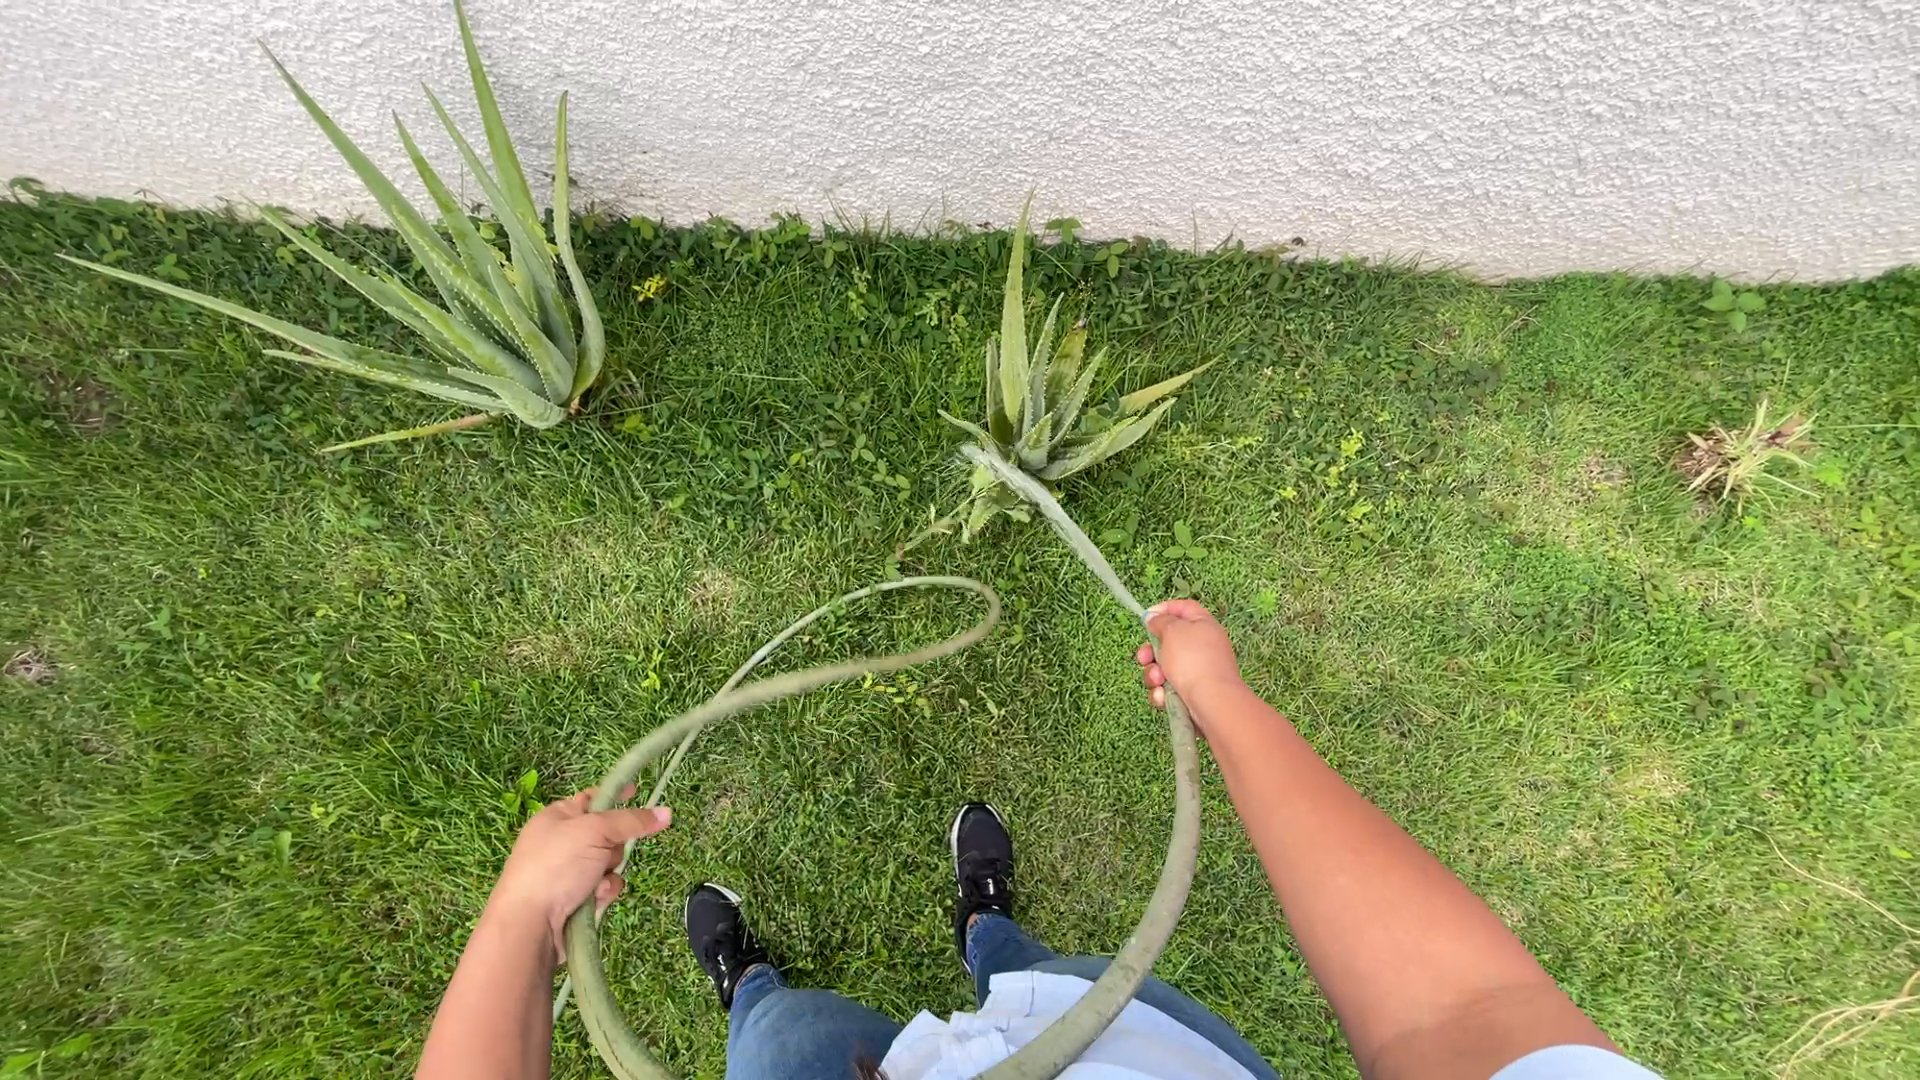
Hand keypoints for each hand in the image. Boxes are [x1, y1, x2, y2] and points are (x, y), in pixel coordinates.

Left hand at [487, 786, 672, 963]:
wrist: (528, 925)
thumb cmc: (556, 866)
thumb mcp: (596, 831)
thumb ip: (632, 821)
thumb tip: (667, 812)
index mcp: (556, 818)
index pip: (591, 798)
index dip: (614, 795)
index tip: (636, 792)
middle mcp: (559, 843)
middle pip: (606, 833)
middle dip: (613, 845)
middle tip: (606, 852)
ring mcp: (565, 872)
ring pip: (609, 862)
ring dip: (610, 871)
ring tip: (596, 882)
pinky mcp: (572, 899)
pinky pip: (603, 886)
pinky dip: (604, 891)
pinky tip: (594, 900)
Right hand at [1135, 599, 1244, 714]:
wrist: (1211, 701)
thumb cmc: (1192, 660)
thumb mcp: (1172, 631)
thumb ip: (1160, 621)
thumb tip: (1154, 618)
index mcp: (1202, 625)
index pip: (1182, 608)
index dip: (1163, 609)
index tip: (1146, 618)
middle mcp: (1201, 646)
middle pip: (1168, 641)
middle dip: (1150, 651)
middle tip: (1143, 658)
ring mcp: (1197, 670)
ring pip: (1164, 667)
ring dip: (1153, 674)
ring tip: (1158, 680)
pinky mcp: (1191, 692)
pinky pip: (1168, 687)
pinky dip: (1162, 691)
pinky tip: (1163, 696)